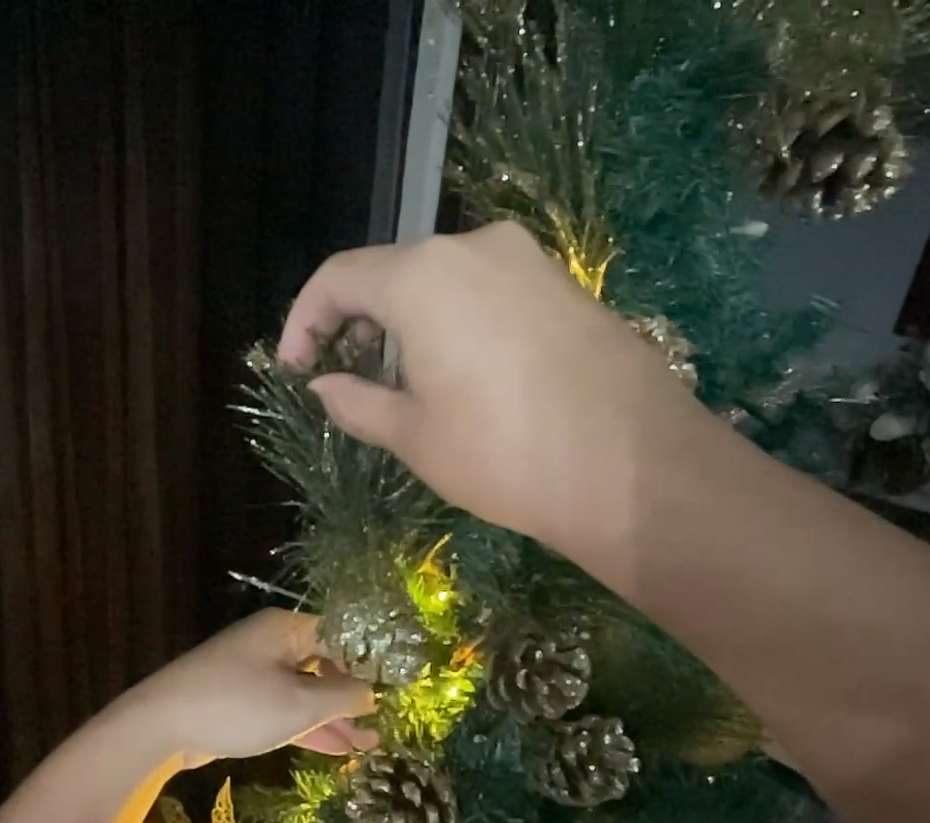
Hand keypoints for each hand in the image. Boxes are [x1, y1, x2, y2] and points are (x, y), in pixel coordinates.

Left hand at [111, 609, 375, 768]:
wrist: (160, 725)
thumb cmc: (237, 705)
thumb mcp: (299, 704)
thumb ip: (342, 698)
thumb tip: (372, 693)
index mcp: (285, 629)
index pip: (340, 635)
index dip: (371, 659)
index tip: (400, 686)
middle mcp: (271, 644)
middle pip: (324, 663)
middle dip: (354, 695)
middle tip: (387, 720)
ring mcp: (254, 673)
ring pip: (305, 691)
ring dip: (334, 717)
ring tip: (371, 744)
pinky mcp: (241, 701)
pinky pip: (285, 709)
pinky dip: (308, 727)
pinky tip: (338, 749)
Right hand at [279, 221, 717, 559]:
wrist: (633, 468)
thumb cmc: (501, 453)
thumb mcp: (412, 436)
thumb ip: (355, 402)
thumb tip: (323, 387)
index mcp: (421, 277)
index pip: (337, 277)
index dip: (304, 321)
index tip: (296, 368)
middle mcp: (472, 248)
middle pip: (390, 272)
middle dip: (357, 322)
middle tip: (349, 378)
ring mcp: (527, 260)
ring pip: (441, 279)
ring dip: (407, 322)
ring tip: (405, 383)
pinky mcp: (564, 284)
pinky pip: (487, 289)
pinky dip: (455, 320)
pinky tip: (463, 373)